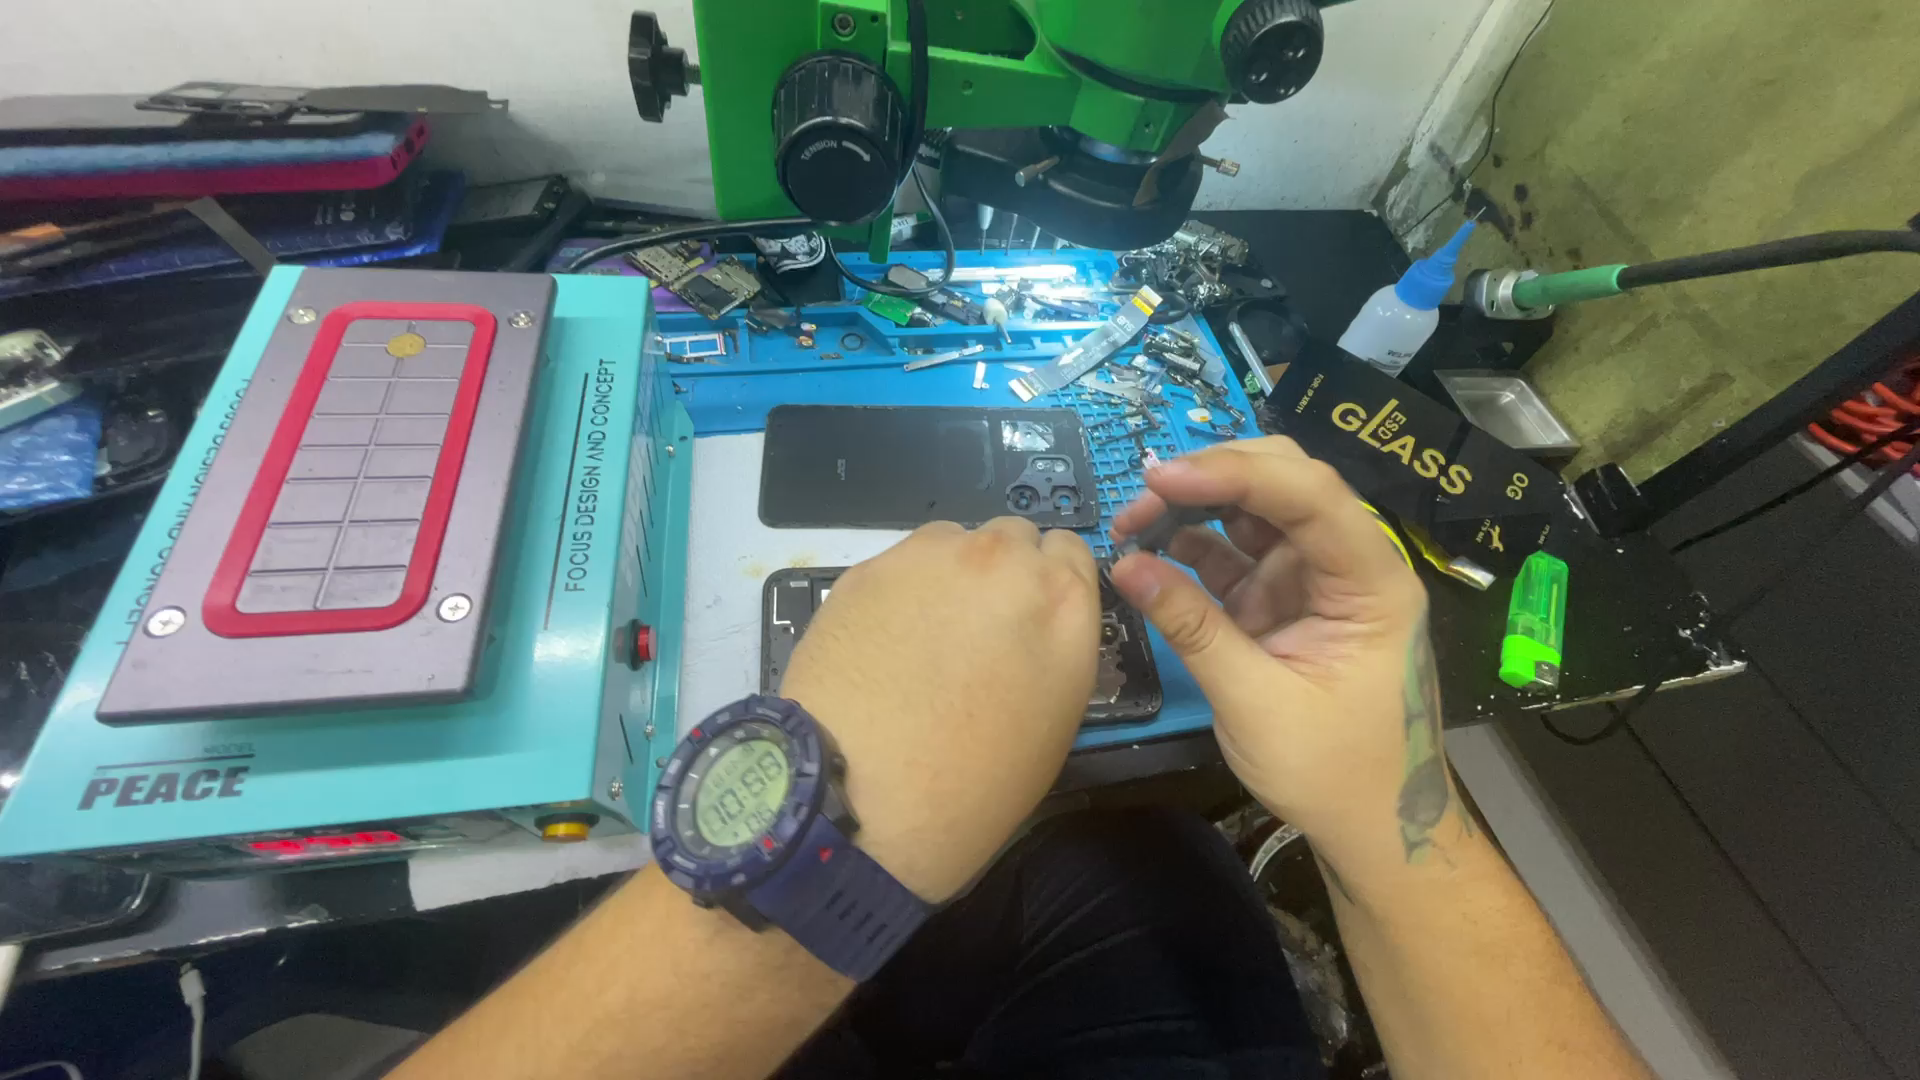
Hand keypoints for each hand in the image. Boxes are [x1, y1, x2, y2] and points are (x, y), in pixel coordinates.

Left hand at [778, 518, 1099, 901]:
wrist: (861, 799)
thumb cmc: (974, 786)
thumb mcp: (1053, 719)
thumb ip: (1055, 645)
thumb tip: (1030, 625)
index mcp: (1063, 603)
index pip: (1070, 552)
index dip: (1049, 583)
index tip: (1030, 616)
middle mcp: (1005, 561)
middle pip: (1015, 537)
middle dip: (1003, 574)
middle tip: (976, 628)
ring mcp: (933, 556)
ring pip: (955, 541)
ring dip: (952, 575)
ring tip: (923, 634)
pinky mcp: (872, 564)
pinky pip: (902, 562)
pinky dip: (902, 589)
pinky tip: (882, 639)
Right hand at [1108, 437, 1456, 866]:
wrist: (1372, 829)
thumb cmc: (1333, 771)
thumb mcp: (1255, 701)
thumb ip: (1191, 626)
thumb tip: (1124, 565)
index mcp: (1369, 580)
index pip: (1309, 496)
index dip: (1233, 474)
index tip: (1161, 478)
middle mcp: (1343, 563)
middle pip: (1283, 483)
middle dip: (1210, 478)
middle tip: (1144, 497)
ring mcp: (1308, 579)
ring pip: (1251, 509)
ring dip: (1193, 506)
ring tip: (1133, 523)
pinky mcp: (1277, 600)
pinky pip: (1230, 554)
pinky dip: (1189, 547)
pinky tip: (1149, 553)